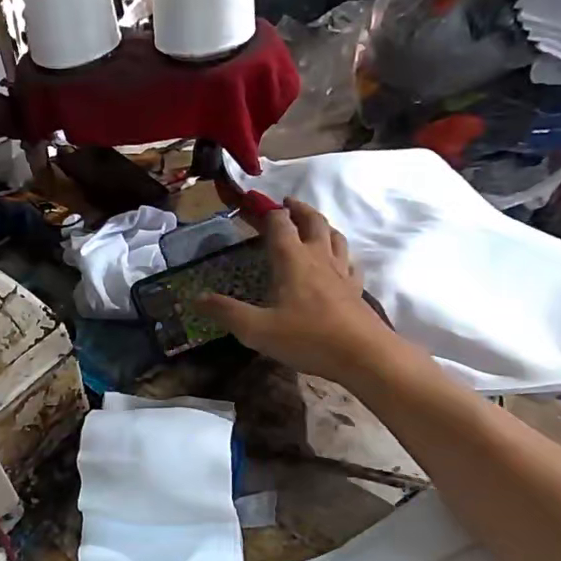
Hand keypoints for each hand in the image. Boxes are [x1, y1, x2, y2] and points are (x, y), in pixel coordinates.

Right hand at [196, 198, 394, 383]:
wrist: (364, 356)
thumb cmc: (307, 338)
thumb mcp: (256, 329)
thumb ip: (225, 312)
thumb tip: (196, 299)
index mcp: (292, 260)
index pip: (279, 224)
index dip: (265, 211)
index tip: (253, 204)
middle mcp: (318, 258)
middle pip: (312, 221)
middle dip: (298, 209)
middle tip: (287, 203)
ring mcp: (341, 272)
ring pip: (335, 237)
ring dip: (322, 225)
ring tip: (313, 225)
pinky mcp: (356, 290)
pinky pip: (350, 262)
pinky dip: (341, 254)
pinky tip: (339, 262)